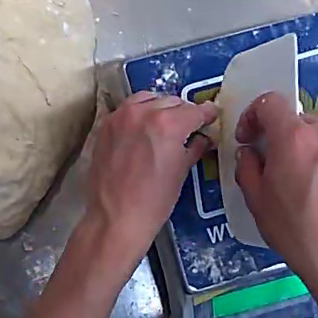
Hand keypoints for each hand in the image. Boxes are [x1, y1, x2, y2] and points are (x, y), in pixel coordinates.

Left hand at [82, 92, 217, 261]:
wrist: (115, 218)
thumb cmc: (154, 201)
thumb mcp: (181, 172)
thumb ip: (194, 148)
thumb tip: (203, 138)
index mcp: (168, 124)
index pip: (195, 110)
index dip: (207, 113)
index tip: (212, 116)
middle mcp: (143, 113)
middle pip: (172, 101)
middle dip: (183, 112)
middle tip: (189, 126)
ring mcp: (121, 117)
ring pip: (148, 99)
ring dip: (160, 107)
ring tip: (165, 124)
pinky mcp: (105, 125)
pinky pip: (127, 109)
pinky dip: (139, 113)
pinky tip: (143, 128)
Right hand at [235, 93, 317, 317]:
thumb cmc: (297, 231)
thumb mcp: (258, 201)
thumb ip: (248, 168)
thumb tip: (251, 153)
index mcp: (294, 135)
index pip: (270, 102)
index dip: (253, 115)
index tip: (248, 139)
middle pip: (296, 120)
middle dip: (279, 137)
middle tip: (271, 167)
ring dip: (303, 151)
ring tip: (298, 185)